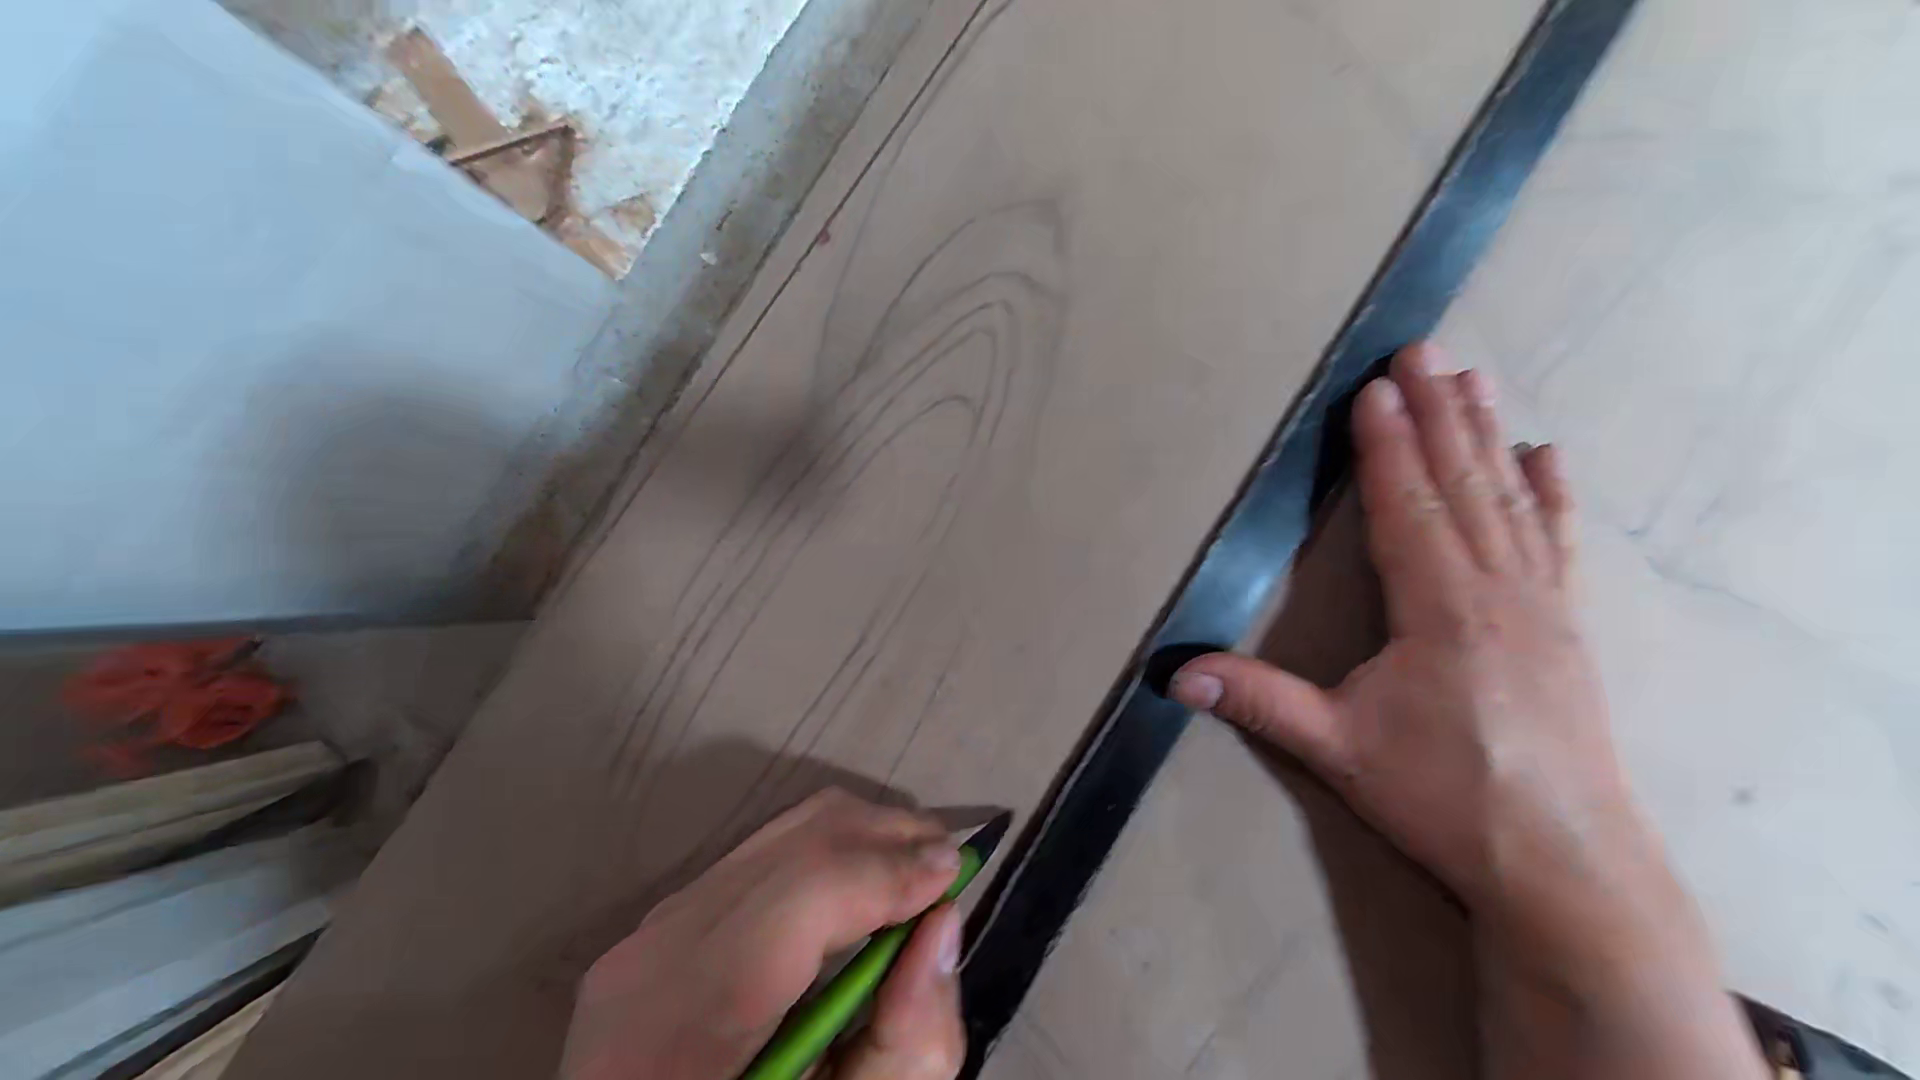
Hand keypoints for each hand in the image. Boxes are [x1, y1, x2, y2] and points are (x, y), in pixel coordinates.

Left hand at [560, 789, 965, 1079]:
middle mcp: (662, 947)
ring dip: (867, 838)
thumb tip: (944, 922)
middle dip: (889, 837)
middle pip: (799, 839)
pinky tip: (864, 886)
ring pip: (789, 828)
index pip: (800, 895)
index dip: (885, 869)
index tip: (954, 873)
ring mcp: (661, 920)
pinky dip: (835, 850)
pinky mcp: (676, 910)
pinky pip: (773, 847)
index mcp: (686, 1021)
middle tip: (946, 870)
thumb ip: (906, 1044)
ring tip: (915, 875)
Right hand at [1170, 344, 1766, 1078]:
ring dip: (1488, 436)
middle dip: (1439, 414)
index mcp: (1442, 609)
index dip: (1387, 446)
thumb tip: (1174, 675)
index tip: (1373, 388)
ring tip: (1476, 379)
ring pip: (1511, 501)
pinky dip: (1552, 495)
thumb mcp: (1334, 748)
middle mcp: (1499, 591)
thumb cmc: (1443, 797)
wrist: (1566, 867)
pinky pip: (1558, 544)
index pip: (1408, 507)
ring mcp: (1543, 607)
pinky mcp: (1568, 630)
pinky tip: (1551, 456)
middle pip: (1463, 484)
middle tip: (1426, 349)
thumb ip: (1257, 701)